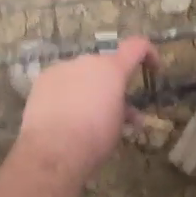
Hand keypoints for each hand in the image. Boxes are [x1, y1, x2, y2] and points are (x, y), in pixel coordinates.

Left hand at [16, 38, 157, 179]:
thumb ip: (124, 111)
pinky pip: (61, 80)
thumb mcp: (118, 126)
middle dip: (111, 82)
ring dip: (88, 87)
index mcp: (112, 69)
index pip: (137, 46)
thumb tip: (130, 114)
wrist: (52, 150)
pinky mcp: (43, 79)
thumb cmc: (94, 139)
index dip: (148, 53)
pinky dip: (66, 92)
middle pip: (105, 64)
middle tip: (112, 107)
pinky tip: (62, 114)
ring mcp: (63, 67)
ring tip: (84, 114)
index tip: (152, 69)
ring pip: (81, 72)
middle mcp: (88, 61)